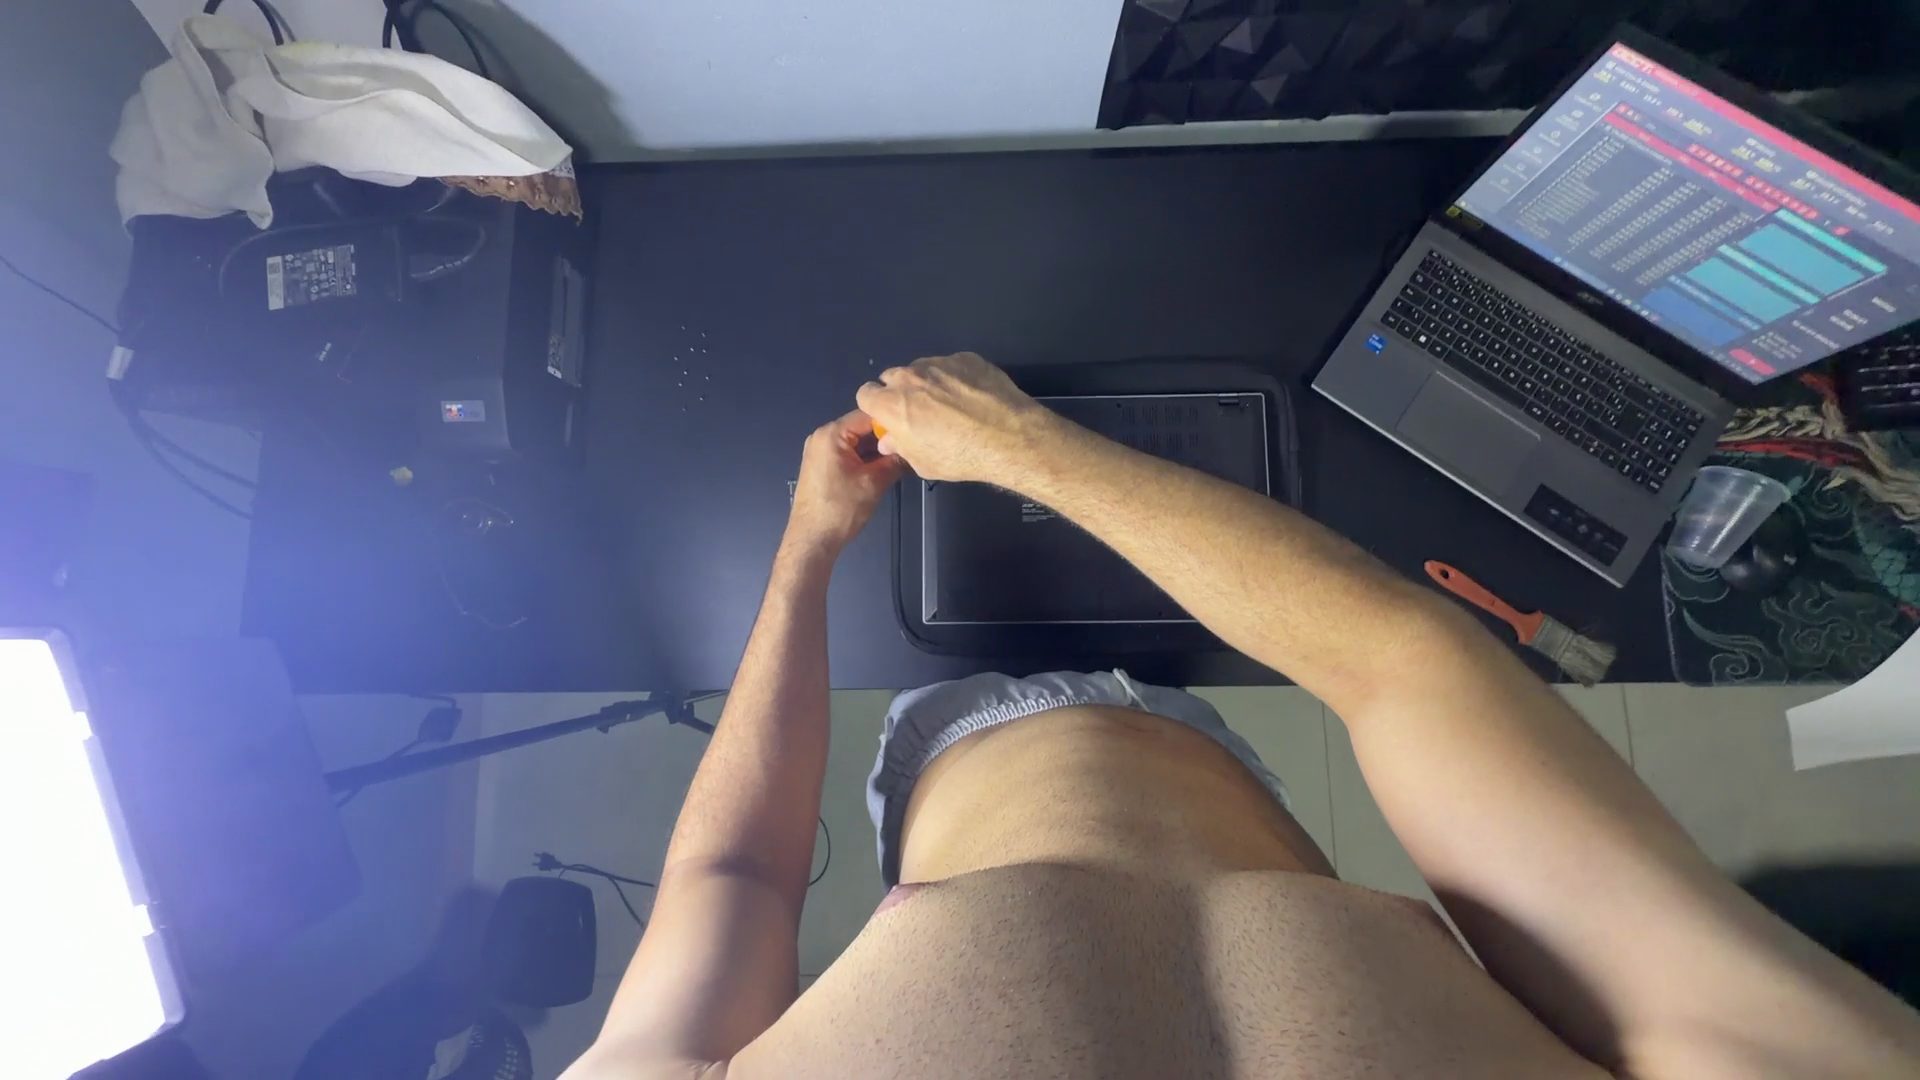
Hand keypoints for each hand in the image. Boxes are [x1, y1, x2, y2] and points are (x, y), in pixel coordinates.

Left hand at [786, 410, 905, 551]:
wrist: (812, 540)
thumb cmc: (841, 509)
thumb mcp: (874, 483)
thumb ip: (896, 461)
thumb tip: (915, 451)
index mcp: (831, 434)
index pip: (868, 414)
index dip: (893, 420)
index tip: (913, 429)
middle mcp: (822, 437)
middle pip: (862, 428)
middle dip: (886, 438)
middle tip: (911, 446)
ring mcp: (820, 452)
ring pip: (857, 443)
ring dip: (877, 451)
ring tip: (902, 459)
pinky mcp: (823, 467)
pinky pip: (849, 455)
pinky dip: (866, 461)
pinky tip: (884, 469)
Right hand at [854, 352, 1056, 483]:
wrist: (1008, 437)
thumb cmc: (960, 456)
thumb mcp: (923, 464)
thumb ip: (901, 447)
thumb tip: (890, 439)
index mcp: (892, 404)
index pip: (865, 394)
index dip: (876, 407)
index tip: (889, 417)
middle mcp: (911, 376)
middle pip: (892, 377)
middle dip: (901, 393)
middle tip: (921, 413)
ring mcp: (939, 363)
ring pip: (922, 369)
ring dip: (927, 383)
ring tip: (950, 405)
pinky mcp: (966, 358)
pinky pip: (950, 365)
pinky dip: (954, 377)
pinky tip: (971, 397)